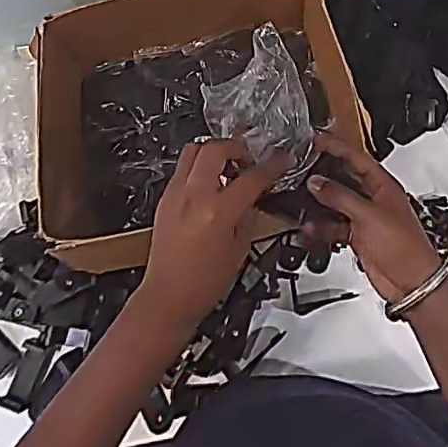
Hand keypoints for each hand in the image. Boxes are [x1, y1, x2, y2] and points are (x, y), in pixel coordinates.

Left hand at [138, 139, 288, 329]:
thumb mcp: (240, 248)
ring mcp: (176, 195)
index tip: (282, 159)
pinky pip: (183, 169)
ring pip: (194, 150)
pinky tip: (210, 186)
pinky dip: (199, 169)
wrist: (167, 298)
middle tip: (248, 160)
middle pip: (216, 148)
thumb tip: (254, 195)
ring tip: (227, 169)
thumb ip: (248, 214)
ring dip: (215, 153)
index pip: (252, 177)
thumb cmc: (202, 283)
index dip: (273, 165)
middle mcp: (194, 198)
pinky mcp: (165, 199)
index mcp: (218, 212)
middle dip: (238, 148)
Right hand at [306, 132, 444, 302]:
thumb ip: (341, 197)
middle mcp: (374, 198)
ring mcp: (365, 218)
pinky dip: (322, 227)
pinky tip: (310, 228)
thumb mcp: (369, 215)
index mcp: (383, 185)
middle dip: (324, 172)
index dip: (336, 146)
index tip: (317, 139)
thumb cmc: (405, 247)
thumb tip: (318, 182)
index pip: (356, 157)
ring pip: (337, 203)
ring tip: (301, 197)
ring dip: (320, 202)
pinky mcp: (358, 237)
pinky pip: (335, 226)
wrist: (412, 282)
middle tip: (304, 164)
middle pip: (345, 178)